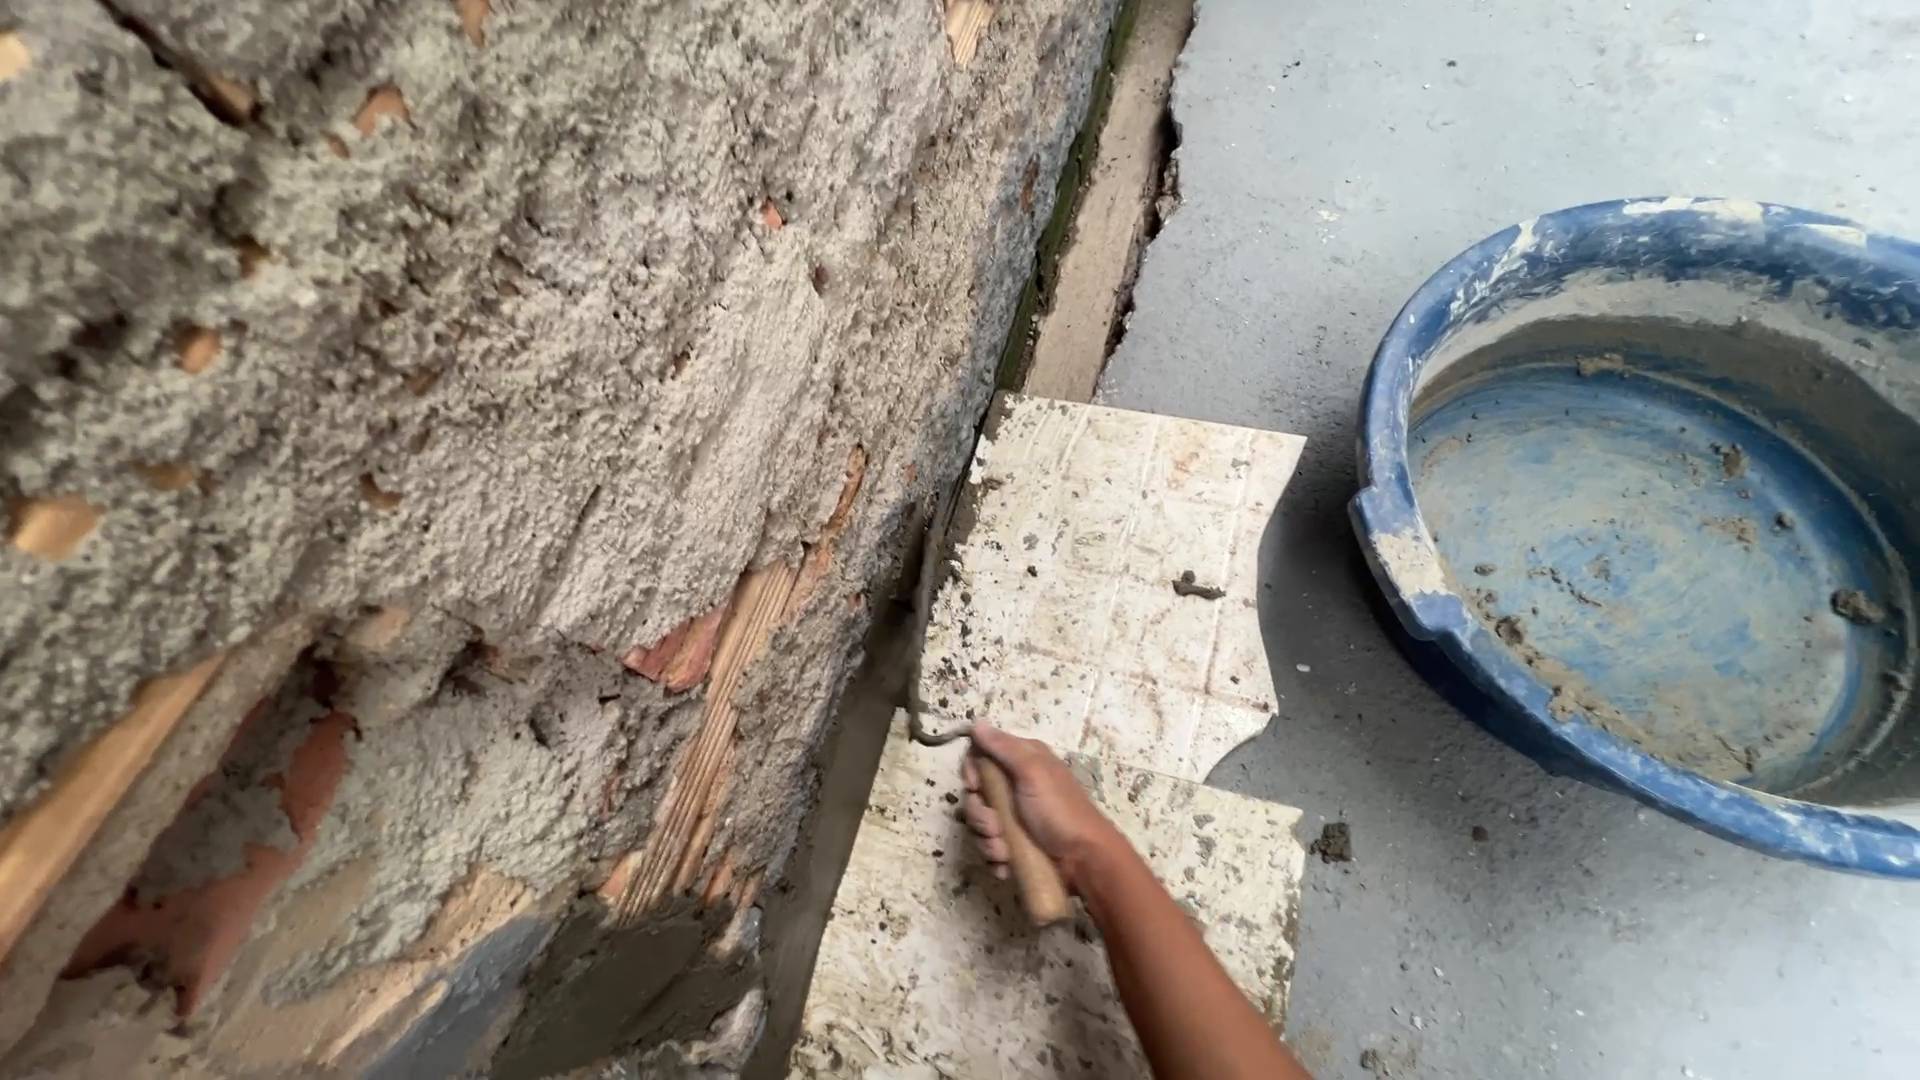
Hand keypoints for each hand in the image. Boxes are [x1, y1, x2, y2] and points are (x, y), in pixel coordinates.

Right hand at [960, 721, 1119, 889]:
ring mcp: (1014, 817)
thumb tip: (977, 722)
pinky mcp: (1014, 844)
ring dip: (987, 840)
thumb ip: (1004, 747)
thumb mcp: (1033, 772)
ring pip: (980, 824)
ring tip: (1004, 850)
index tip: (974, 787)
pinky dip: (995, 857)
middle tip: (995, 827)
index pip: (980, 757)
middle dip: (980, 814)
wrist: (1084, 859)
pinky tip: (1006, 863)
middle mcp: (1015, 785)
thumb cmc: (1059, 810)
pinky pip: (989, 847)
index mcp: (1021, 761)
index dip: (971, 772)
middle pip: (976, 794)